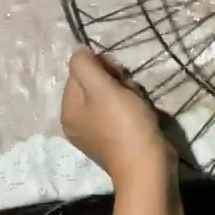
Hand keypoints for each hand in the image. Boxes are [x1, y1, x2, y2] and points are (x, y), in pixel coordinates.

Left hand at [62, 50, 174, 187]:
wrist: (146, 163)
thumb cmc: (124, 123)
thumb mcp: (102, 89)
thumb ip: (86, 66)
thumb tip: (79, 51)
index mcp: (68, 110)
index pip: (78, 73)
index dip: (99, 67)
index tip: (119, 73)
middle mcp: (76, 122)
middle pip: (92, 85)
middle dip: (114, 81)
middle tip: (130, 89)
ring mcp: (95, 133)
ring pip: (108, 98)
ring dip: (125, 93)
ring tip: (138, 102)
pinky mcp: (113, 140)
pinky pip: (117, 113)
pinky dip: (130, 108)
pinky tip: (141, 113)